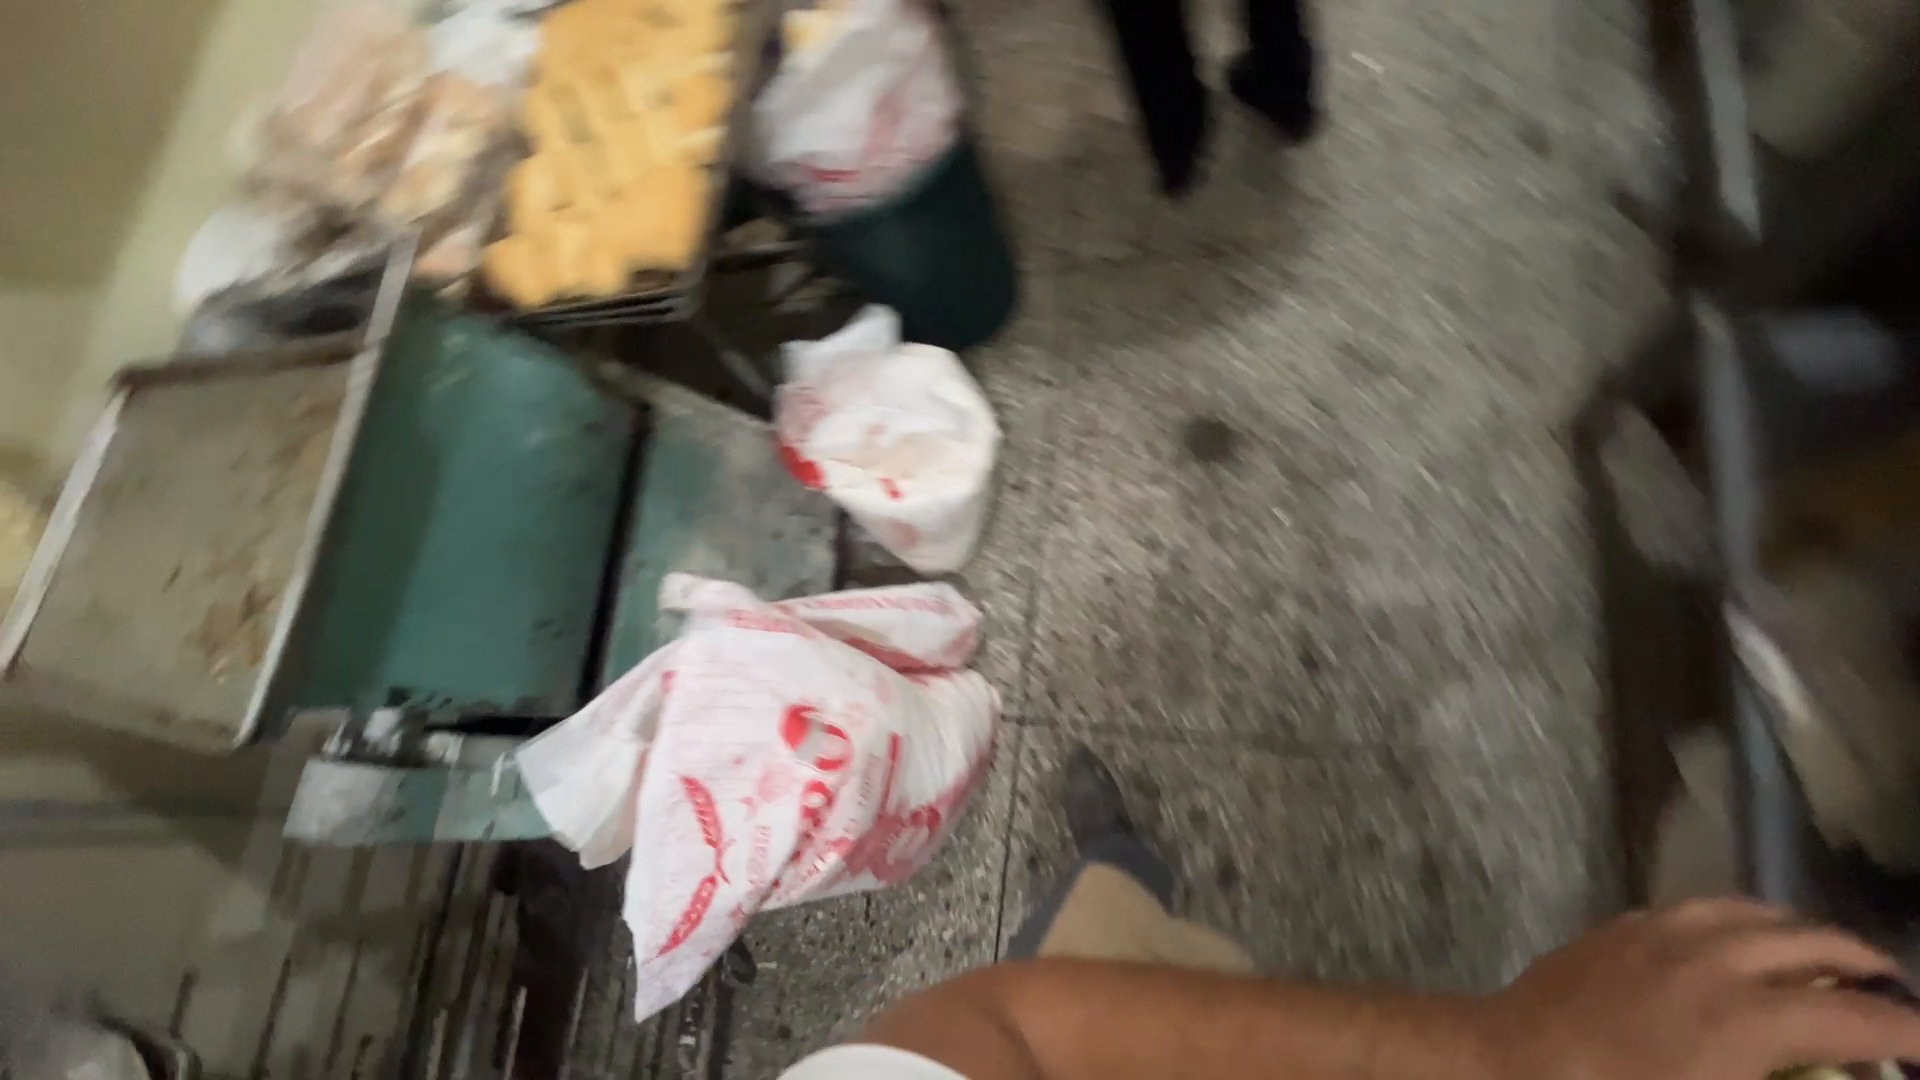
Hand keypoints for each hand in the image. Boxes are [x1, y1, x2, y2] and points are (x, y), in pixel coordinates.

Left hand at [1478, 899, 1919, 1079]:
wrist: (1516, 1057)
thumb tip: (1826, 1069)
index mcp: (1746, 1017)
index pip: (1861, 1019)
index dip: (1913, 1032)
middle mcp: (1706, 960)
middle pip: (1805, 942)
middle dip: (1862, 963)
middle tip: (1892, 988)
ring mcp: (1653, 933)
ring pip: (1742, 910)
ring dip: (1793, 929)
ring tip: (1824, 953)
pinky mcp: (1615, 927)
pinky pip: (1687, 908)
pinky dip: (1729, 918)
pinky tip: (1736, 938)